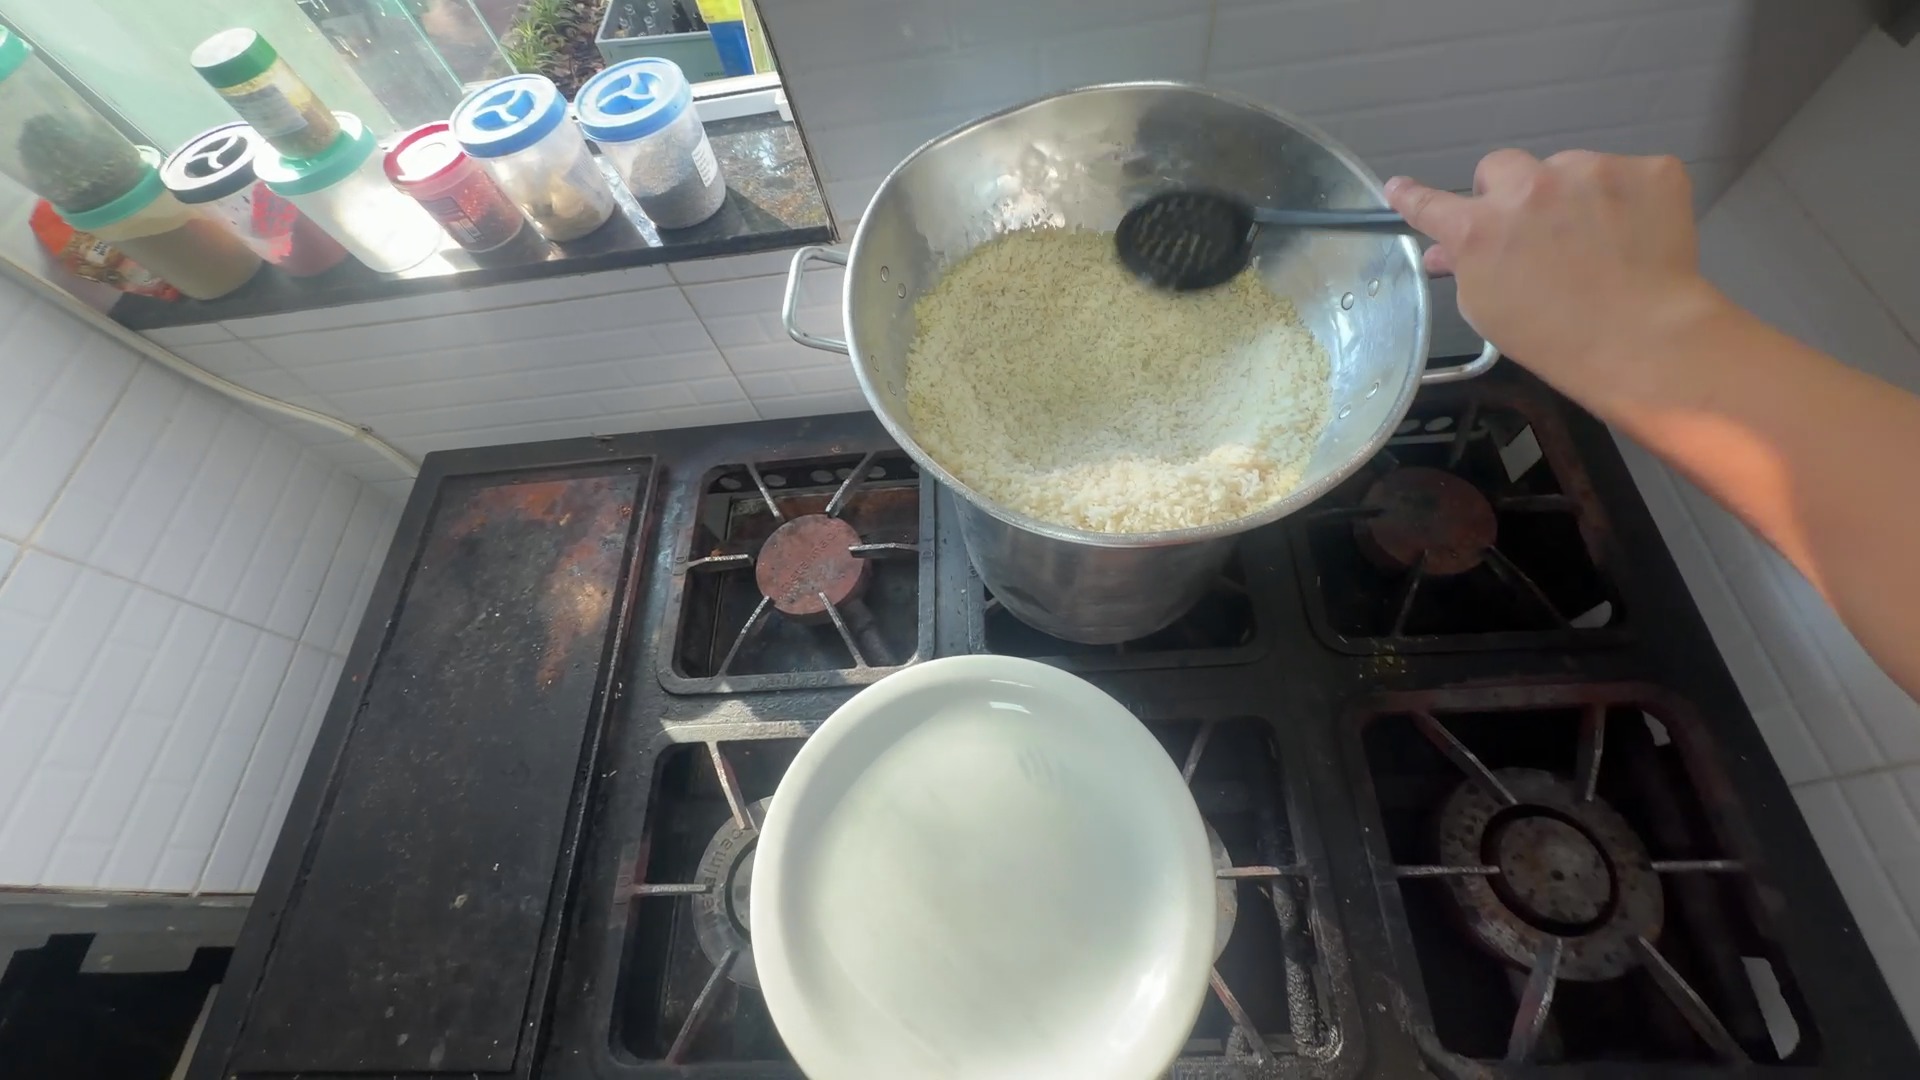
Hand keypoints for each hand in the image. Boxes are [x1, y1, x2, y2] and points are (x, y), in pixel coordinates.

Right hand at [1385, 150, 1722, 391]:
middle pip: (1501, 165)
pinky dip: (1620, 198)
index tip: (1397, 187)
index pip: (1430, 205)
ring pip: (1565, 169)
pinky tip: (1628, 232)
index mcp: (1478, 228)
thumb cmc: (1543, 333)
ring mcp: (1594, 171)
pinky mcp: (1649, 169)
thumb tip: (1447, 252)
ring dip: (1565, 193)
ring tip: (1588, 237)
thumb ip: (1464, 267)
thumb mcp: (1483, 306)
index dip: (1410, 197)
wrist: (1635, 333)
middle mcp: (1529, 188)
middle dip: (1505, 190)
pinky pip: (1623, 174)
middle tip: (1523, 225)